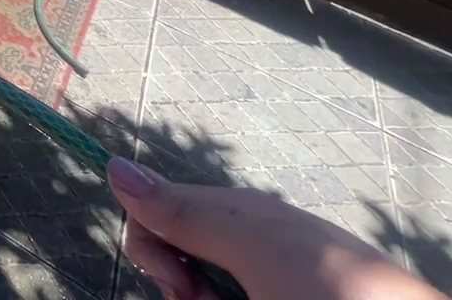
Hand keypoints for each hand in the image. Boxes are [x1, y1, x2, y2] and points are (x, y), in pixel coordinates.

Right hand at [106, 157, 444, 299]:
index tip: (177, 282)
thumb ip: (183, 210)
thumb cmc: (339, 293)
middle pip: (171, 257)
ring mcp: (260, 284)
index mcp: (236, 218)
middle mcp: (244, 249)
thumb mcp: (258, 249)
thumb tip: (111, 165)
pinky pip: (222, 294)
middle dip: (178, 284)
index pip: (152, 213)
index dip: (149, 246)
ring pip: (197, 288)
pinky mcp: (269, 294)